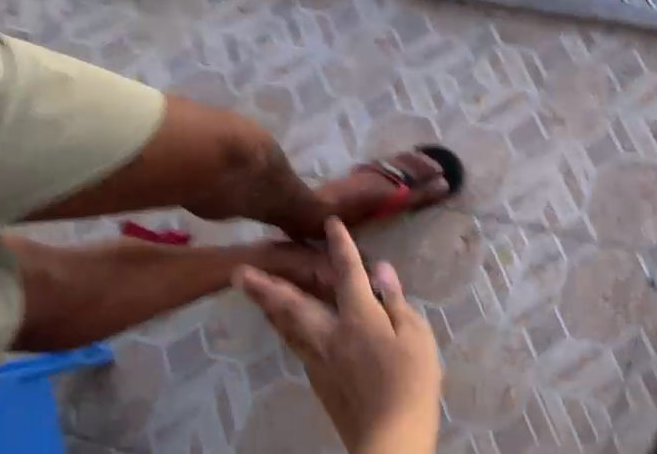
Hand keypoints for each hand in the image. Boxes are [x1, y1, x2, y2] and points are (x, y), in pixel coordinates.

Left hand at [236, 217, 441, 453]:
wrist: (390, 436)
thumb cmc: (413, 380)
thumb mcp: (416, 334)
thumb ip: (396, 301)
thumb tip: (381, 271)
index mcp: (360, 319)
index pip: (347, 274)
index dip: (339, 247)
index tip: (329, 223)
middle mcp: (331, 336)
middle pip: (294, 306)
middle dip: (268, 286)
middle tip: (240, 270)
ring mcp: (320, 360)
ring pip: (288, 327)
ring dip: (268, 306)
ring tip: (251, 292)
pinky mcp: (319, 379)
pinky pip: (296, 343)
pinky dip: (285, 326)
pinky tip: (286, 324)